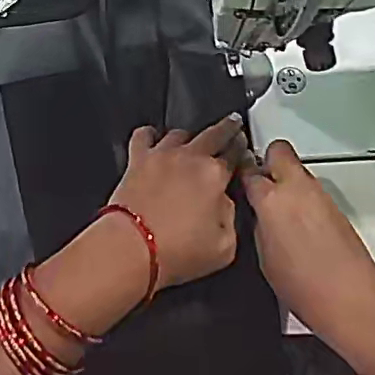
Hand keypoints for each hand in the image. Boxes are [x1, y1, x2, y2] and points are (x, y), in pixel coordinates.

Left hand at [105, 116, 245, 289]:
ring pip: (181, 132)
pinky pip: (144, 135)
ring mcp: (163, 155)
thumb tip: (224, 204)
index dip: (241, 149)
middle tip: (232, 124)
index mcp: (216, 176)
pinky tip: (153, 138)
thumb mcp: (224, 246)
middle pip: (215, 133)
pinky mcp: (138, 160)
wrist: (132, 248)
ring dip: (190, 135)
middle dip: (227, 127)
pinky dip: (150, 134)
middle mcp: (191, 158)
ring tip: (193, 139)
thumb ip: (230, 218)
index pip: (235, 154)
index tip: (242, 148)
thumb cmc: (176, 250)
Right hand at [243, 140, 374, 354]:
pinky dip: (304, 200)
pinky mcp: (336, 208)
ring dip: (288, 182)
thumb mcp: (263, 258)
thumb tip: (257, 216)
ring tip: (280, 212)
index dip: (243, 176)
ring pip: (298, 170)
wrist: (351, 300)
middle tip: (260, 181)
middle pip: (279, 151)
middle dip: (267, 161)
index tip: (240, 183)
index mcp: (272, 199)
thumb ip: (258, 226)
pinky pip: (313, 191)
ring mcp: (321, 195)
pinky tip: (300, 227)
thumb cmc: (309, 287)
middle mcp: (299, 189)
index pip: (249, 171)